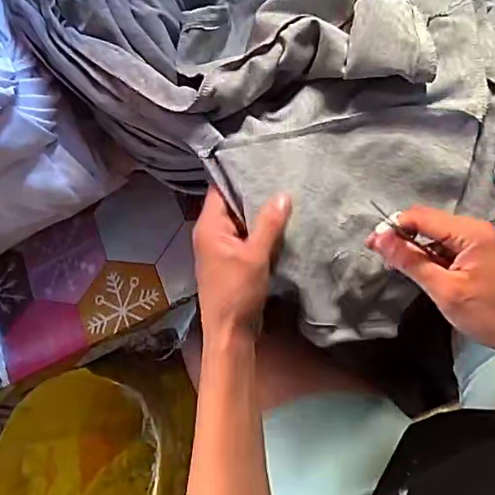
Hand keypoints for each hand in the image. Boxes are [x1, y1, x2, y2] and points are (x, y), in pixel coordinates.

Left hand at [192, 187, 290, 342]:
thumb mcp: (255, 256)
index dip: (237, 175)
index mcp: (208, 226)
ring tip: (286, 195)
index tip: (260, 162)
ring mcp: (220, 248)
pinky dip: (261, 233)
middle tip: (280, 176)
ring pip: (241, 222)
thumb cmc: (237, 293)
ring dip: (259, 215)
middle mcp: (210, 233)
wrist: (229, 333)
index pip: (219, 190)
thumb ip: (269, 224)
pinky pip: (246, 238)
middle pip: (231, 204)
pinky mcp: (232, 261)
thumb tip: (282, 194)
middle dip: (254, 194)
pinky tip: (282, 225)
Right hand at [366, 206, 494, 356]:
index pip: (419, 216)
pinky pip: (443, 245)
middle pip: (425, 221)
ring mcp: (476, 240)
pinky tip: (418, 270)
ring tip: (396, 266)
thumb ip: (410, 261)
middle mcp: (473, 228)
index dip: (393, 228)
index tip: (372, 247)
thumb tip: (379, 238)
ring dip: (413, 247)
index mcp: (469, 232)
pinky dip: (427, 255)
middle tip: (381, 257)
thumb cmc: (490, 315)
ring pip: (432, 234)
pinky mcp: (476, 253)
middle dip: (401, 236)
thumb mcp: (445, 290)